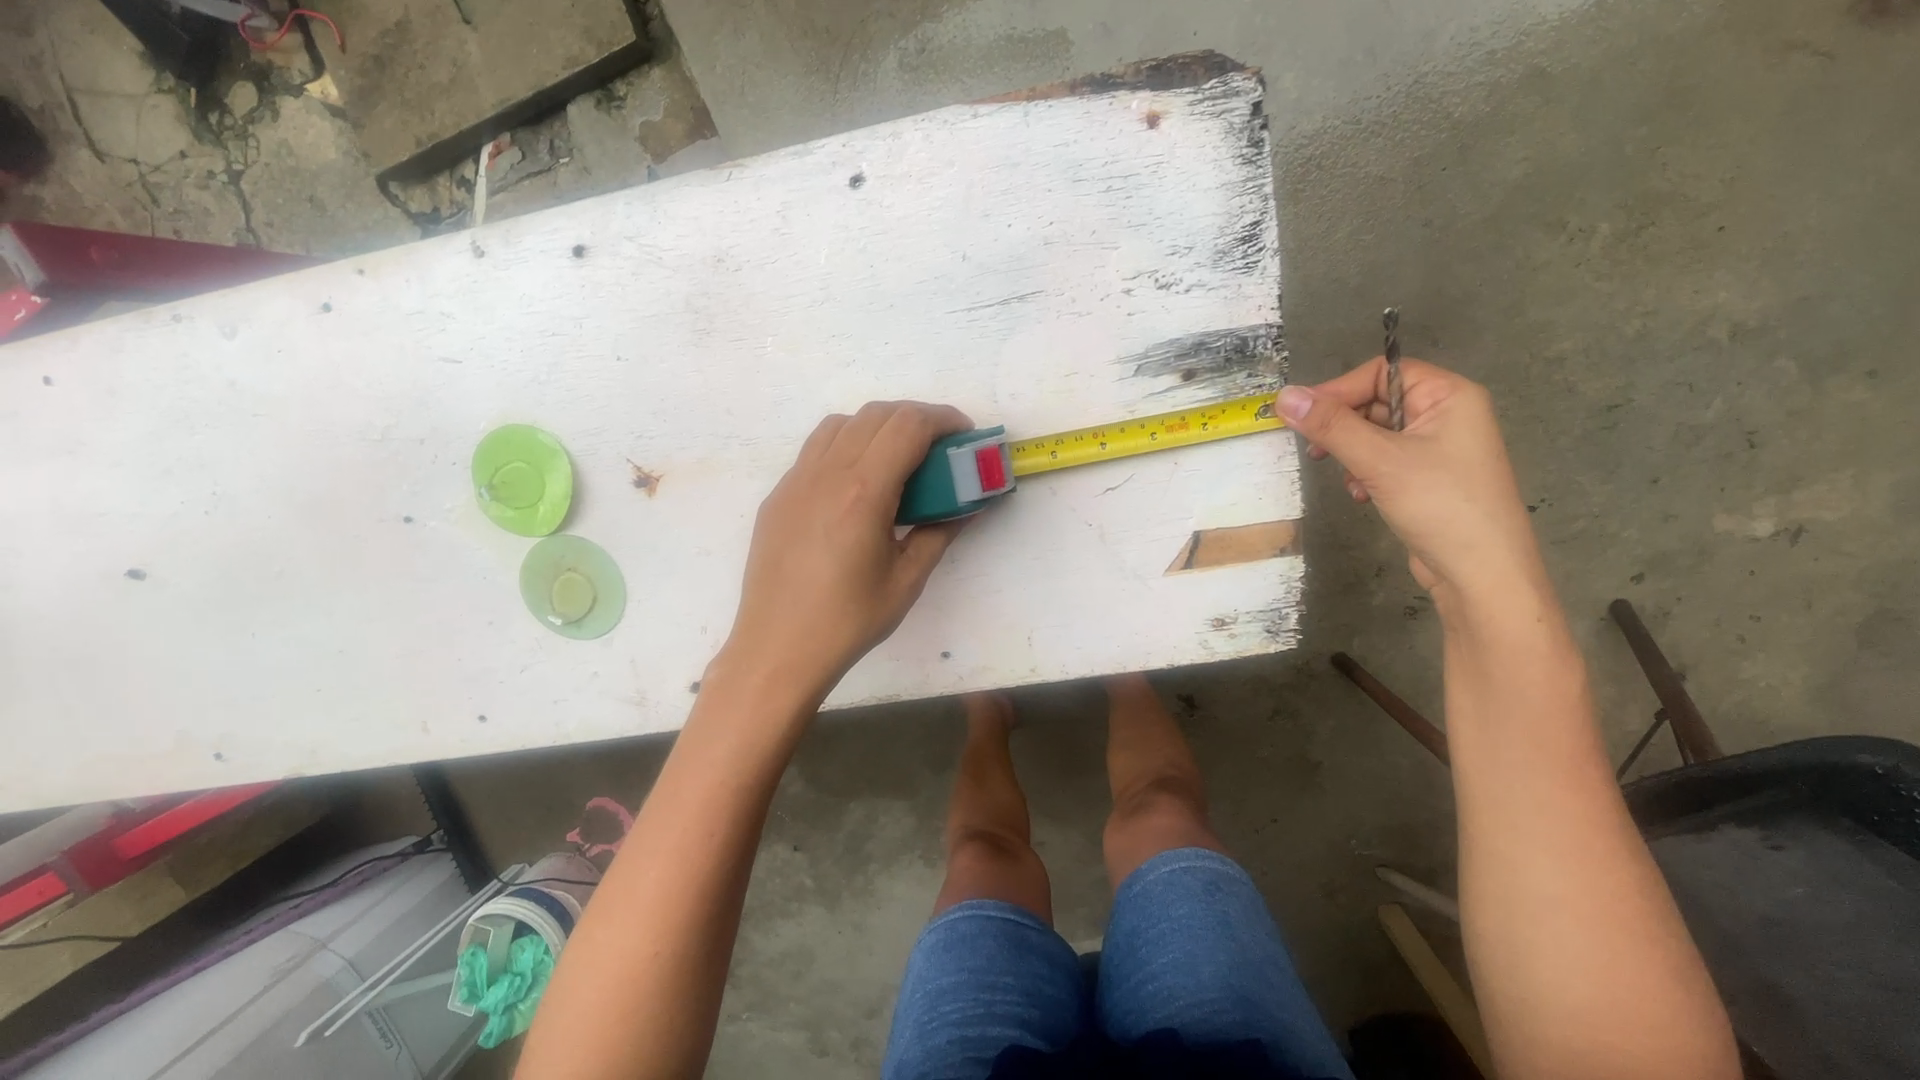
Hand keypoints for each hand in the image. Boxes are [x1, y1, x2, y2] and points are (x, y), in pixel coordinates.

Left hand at [719, 401, 973, 701]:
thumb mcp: (906, 580)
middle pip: (876, 414)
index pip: (908, 426)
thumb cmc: (848, 621)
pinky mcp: (778, 497)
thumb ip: (939, 533)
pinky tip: (858, 485)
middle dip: (916, 418)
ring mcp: (795, 481)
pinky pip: (815, 451)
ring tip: (898, 460)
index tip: (964, 434)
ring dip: (877, 427)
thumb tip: (967, 506)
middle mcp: (826, 473)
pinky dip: (846, 446)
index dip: (943, 419)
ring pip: (841, 424)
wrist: (778, 648)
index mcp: (864, 491)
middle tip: (939, 447)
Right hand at [1277, 357, 1540, 596]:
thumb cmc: (1439, 505)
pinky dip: (1366, 473)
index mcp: (1448, 395)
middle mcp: (1447, 414)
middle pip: (1377, 401)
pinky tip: (1362, 495)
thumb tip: (1284, 396)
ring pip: (1377, 434)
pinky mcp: (1429, 479)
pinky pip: (1385, 460)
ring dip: (1352, 453)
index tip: (1302, 416)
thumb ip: (1331, 425)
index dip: (1339, 390)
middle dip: (1344, 426)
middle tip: (1316, 451)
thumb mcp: (1379, 460)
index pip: (1381, 372)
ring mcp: (1440, 448)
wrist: (1481, 574)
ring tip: (1348, 479)